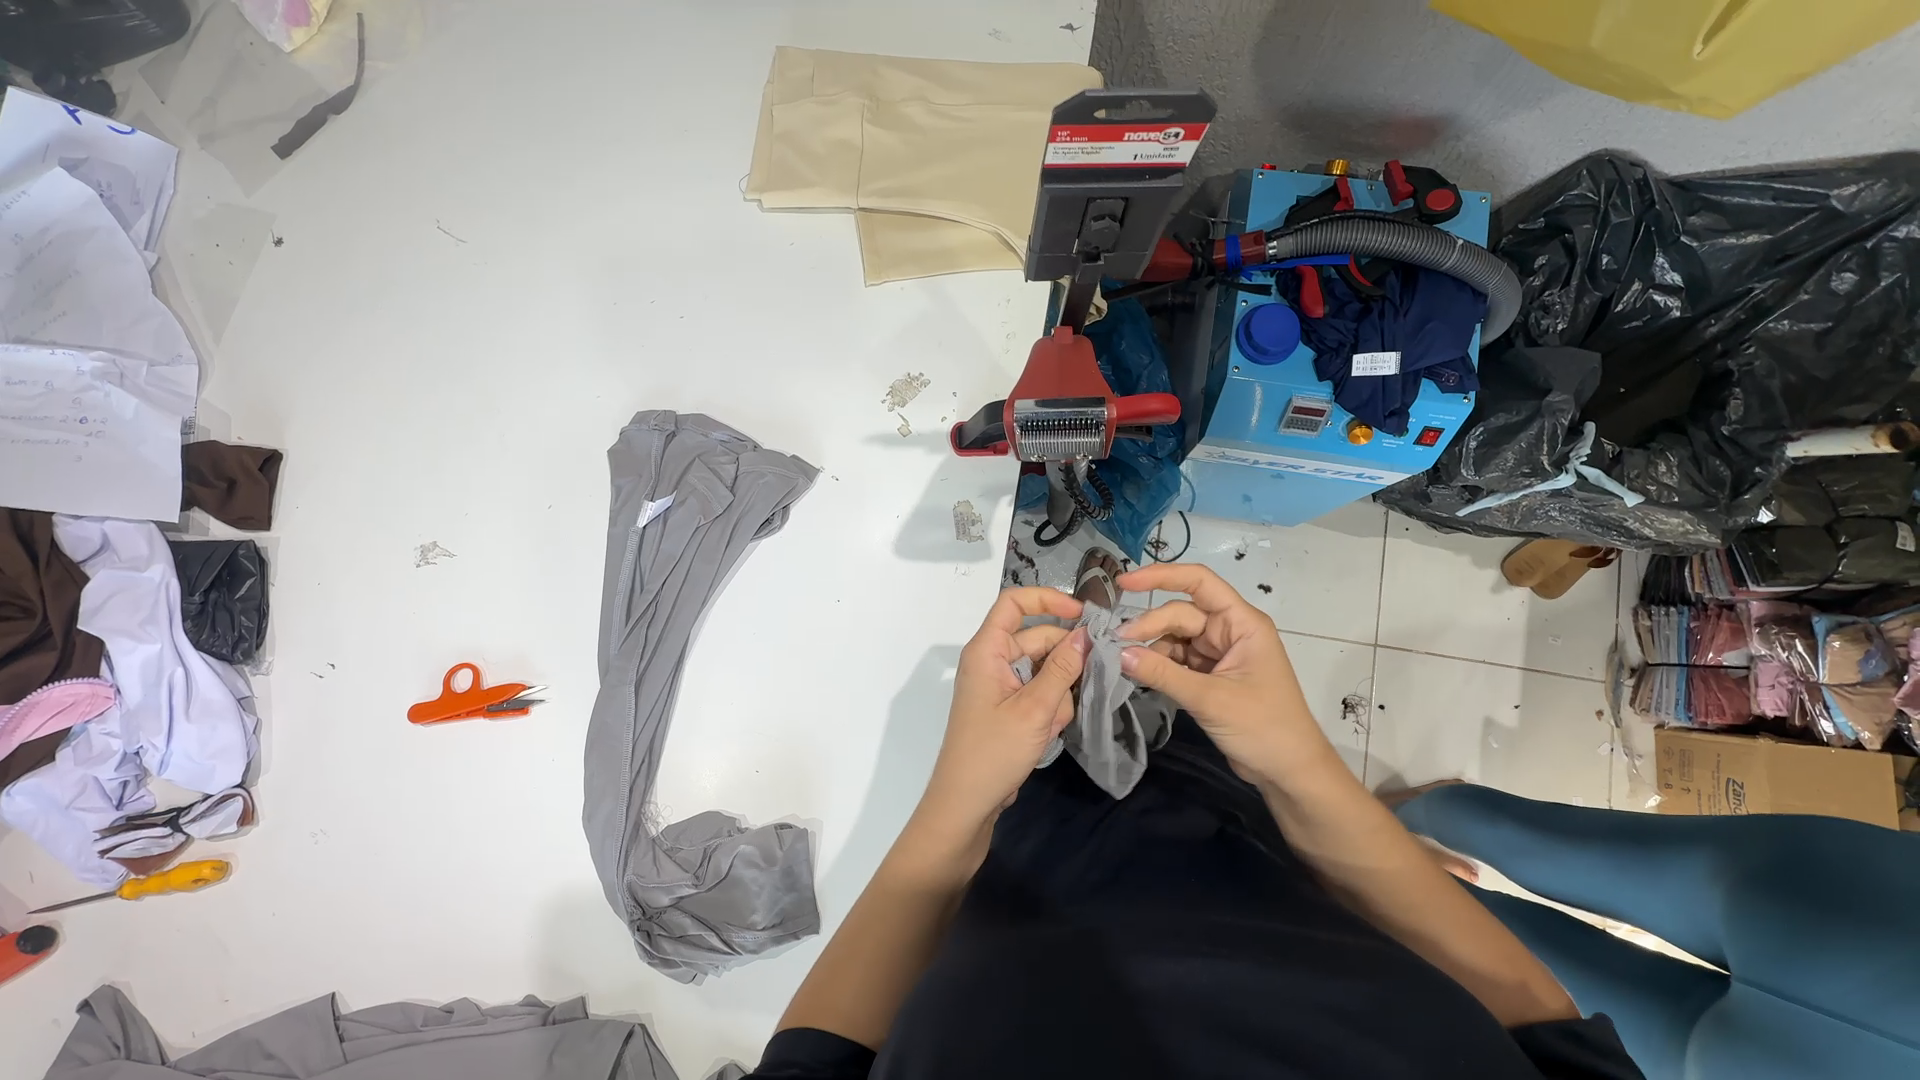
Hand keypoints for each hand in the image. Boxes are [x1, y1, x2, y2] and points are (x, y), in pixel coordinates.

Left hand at [914, 587, 1088, 853]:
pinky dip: (1050, 708)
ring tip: (1054, 722)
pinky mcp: (1007, 708)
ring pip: (1043, 669)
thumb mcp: (1035, 709)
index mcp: (986, 650)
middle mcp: (990, 661)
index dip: (1048, 599)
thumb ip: (1062, 669)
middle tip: (1088, 681)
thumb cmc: (994, 752)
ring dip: (1058, 692)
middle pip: (1036, 638)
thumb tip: (1085, 634)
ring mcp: (999, 685)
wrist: (966, 803)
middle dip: (1062, 661)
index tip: (1082, 613)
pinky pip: (1038, 692)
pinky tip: (1050, 732)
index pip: (1014, 603)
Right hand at [1113, 563, 1332, 785]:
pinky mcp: (1210, 676)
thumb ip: (1163, 674)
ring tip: (1121, 660)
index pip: (1199, 583)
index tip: (1124, 584)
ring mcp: (1219, 654)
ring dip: (1150, 647)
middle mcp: (1229, 631)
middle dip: (1149, 625)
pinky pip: (1176, 660)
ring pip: (1175, 637)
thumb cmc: (1263, 727)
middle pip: (1180, 614)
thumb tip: (1119, 652)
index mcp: (1242, 623)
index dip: (1161, 576)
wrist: (1288, 771)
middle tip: (1114, 643)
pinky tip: (1137, 673)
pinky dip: (1157, 665)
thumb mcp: (1211, 699)